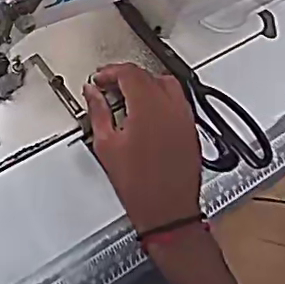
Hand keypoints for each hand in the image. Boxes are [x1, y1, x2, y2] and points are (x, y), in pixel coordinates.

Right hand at [83, 63, 202, 233]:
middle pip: (147, 75)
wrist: (167, 212)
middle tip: (108, 86)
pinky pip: (178, 101)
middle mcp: (171, 109)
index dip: (110, 71)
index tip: (100, 79)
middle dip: (125, 76)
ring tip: (128, 97)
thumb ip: (98, 111)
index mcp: (148, 108)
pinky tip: (147, 112)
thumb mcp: (106, 144)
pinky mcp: (191, 130)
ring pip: (167, 84)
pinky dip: (161, 98)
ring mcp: (184, 119)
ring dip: (146, 84)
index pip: (129, 73)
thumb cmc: (140, 185)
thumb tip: (92, 93)